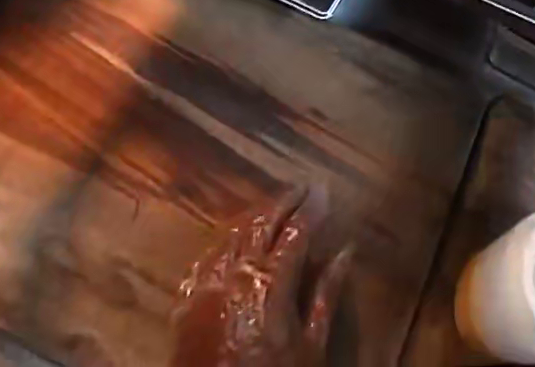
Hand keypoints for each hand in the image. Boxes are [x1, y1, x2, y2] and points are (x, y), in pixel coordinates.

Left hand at [169, 186, 352, 366]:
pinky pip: (209, 256)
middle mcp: (239, 271)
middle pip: (264, 221)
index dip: (313, 206)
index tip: (325, 190)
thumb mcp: (311, 348)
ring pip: (234, 232)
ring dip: (256, 215)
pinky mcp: (189, 300)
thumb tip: (346, 250)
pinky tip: (234, 238)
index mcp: (272, 280)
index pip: (297, 228)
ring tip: (273, 207)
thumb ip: (327, 294)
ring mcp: (210, 283)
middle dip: (285, 200)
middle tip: (302, 187)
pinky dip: (226, 240)